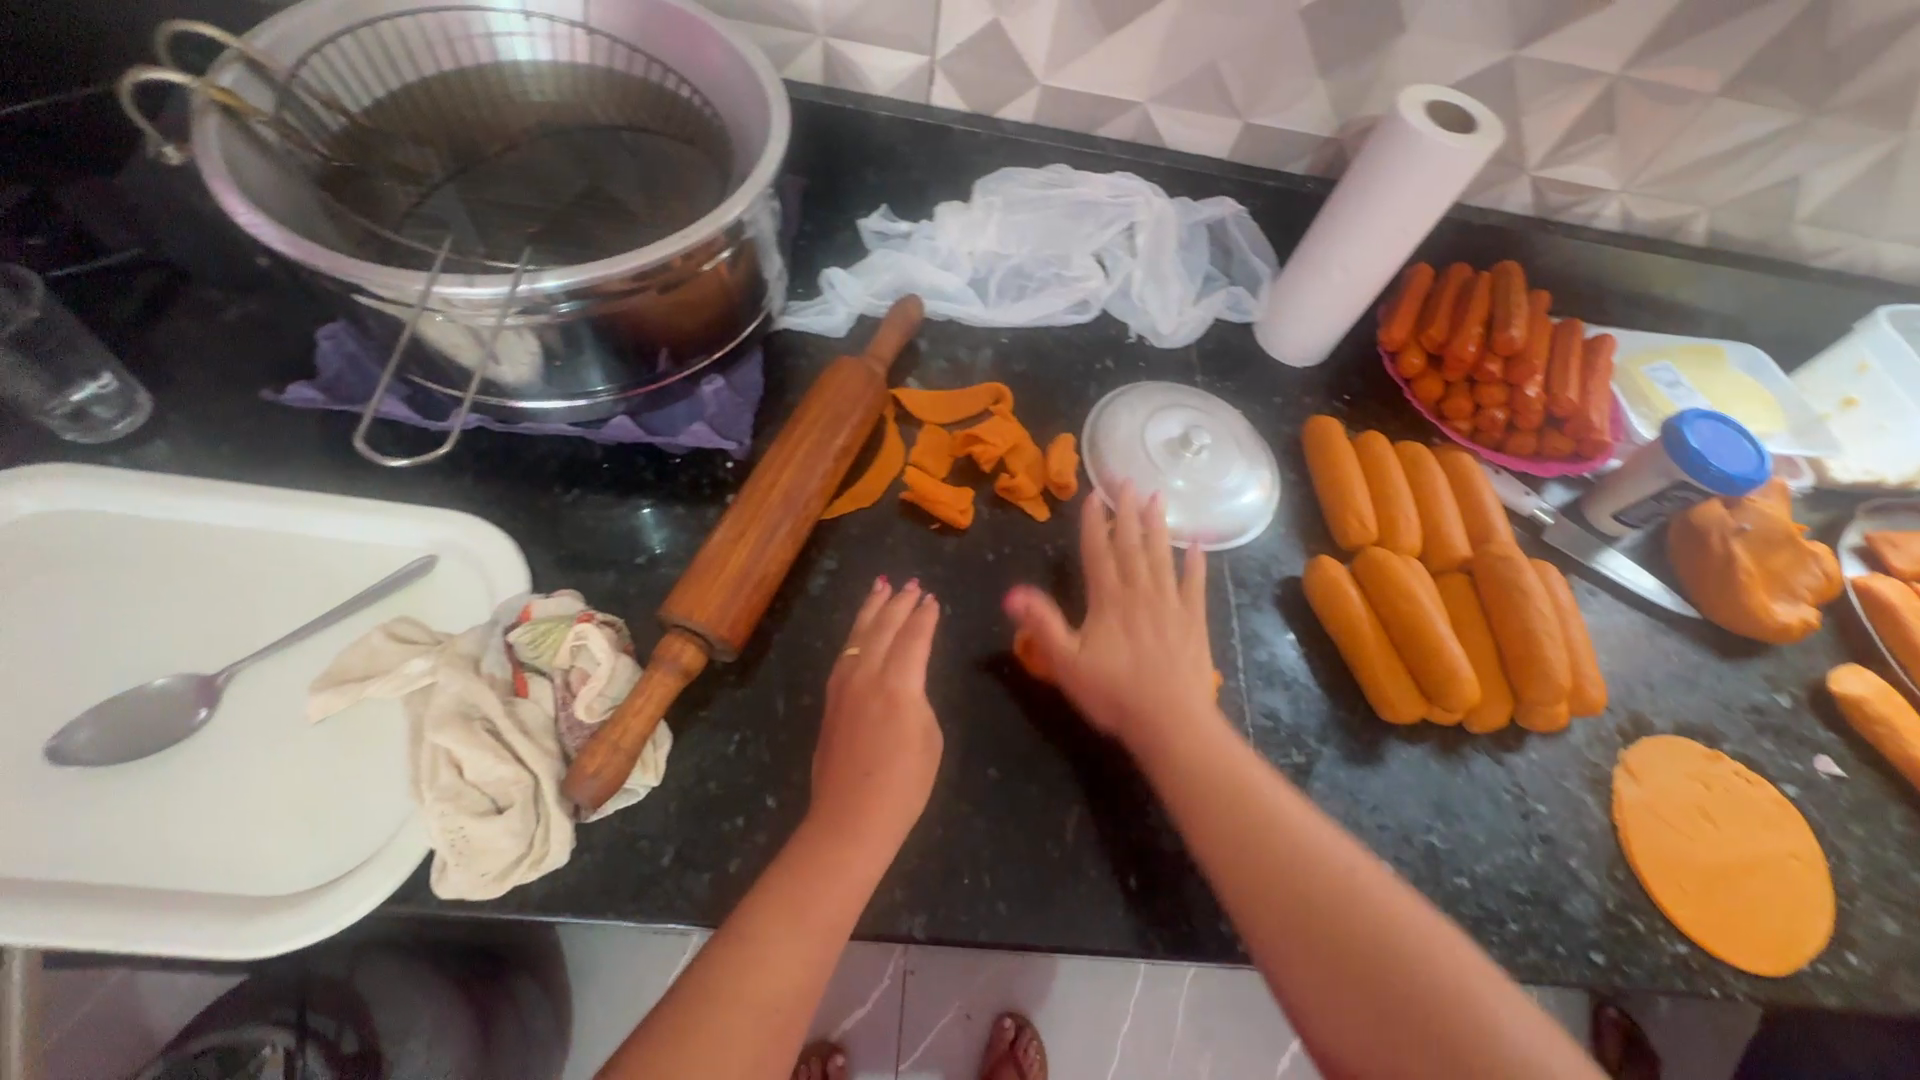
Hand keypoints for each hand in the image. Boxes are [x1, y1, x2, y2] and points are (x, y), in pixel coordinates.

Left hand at [809, 578, 943, 846]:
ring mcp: (843, 686)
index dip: (925, 616)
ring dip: (871, 610)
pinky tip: (860, 631)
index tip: (932, 599)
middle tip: (911, 584)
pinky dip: (855, 635)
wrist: (851, 818)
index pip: (914, 638)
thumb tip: (907, 682)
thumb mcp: (930, 738)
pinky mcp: (830, 700)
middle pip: (883, 628)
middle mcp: (867, 675)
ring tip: (881, 588)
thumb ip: (919, 699)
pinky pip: (844, 654)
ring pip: (858, 635)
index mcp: (898, 684)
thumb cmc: (904, 786)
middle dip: (899, 603)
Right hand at [1004, 487, 1222, 753]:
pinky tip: (1198, 544)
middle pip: (1132, 544)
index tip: (1093, 493)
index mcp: (1108, 600)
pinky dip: (1196, 562)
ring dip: (1158, 525)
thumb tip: (1011, 592)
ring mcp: (1171, 604)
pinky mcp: (1194, 620)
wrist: (1170, 722)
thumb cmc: (1113, 695)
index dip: (1094, 522)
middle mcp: (1140, 592)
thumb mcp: (1066, 663)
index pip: (1098, 551)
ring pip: (1163, 555)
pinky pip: (1195, 583)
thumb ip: (1041, 624)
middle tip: (1126, 478)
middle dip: (1127, 510)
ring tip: (1158, 496)